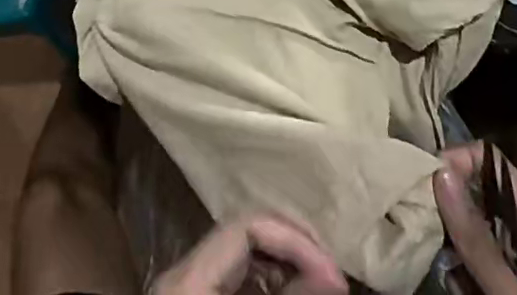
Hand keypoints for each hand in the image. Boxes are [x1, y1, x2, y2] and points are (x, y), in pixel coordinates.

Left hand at [151, 215, 348, 294]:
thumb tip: (331, 278)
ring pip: (243, 259)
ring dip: (285, 268)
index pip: (248, 227)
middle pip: (246, 237)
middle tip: (332, 278)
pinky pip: (236, 283)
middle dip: (295, 251)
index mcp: (188, 280)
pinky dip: (268, 287)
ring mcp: (187, 292)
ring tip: (318, 288)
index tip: (333, 275)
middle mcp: (183, 276)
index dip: (295, 241)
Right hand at [434, 144, 516, 294]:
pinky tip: (449, 284)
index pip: (496, 165)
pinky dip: (458, 271)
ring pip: (475, 231)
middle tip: (416, 217)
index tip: (424, 181)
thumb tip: (439, 172)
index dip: (460, 161)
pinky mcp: (512, 289)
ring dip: (449, 239)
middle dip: (448, 202)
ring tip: (427, 251)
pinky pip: (477, 265)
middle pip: (482, 195)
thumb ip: (479, 242)